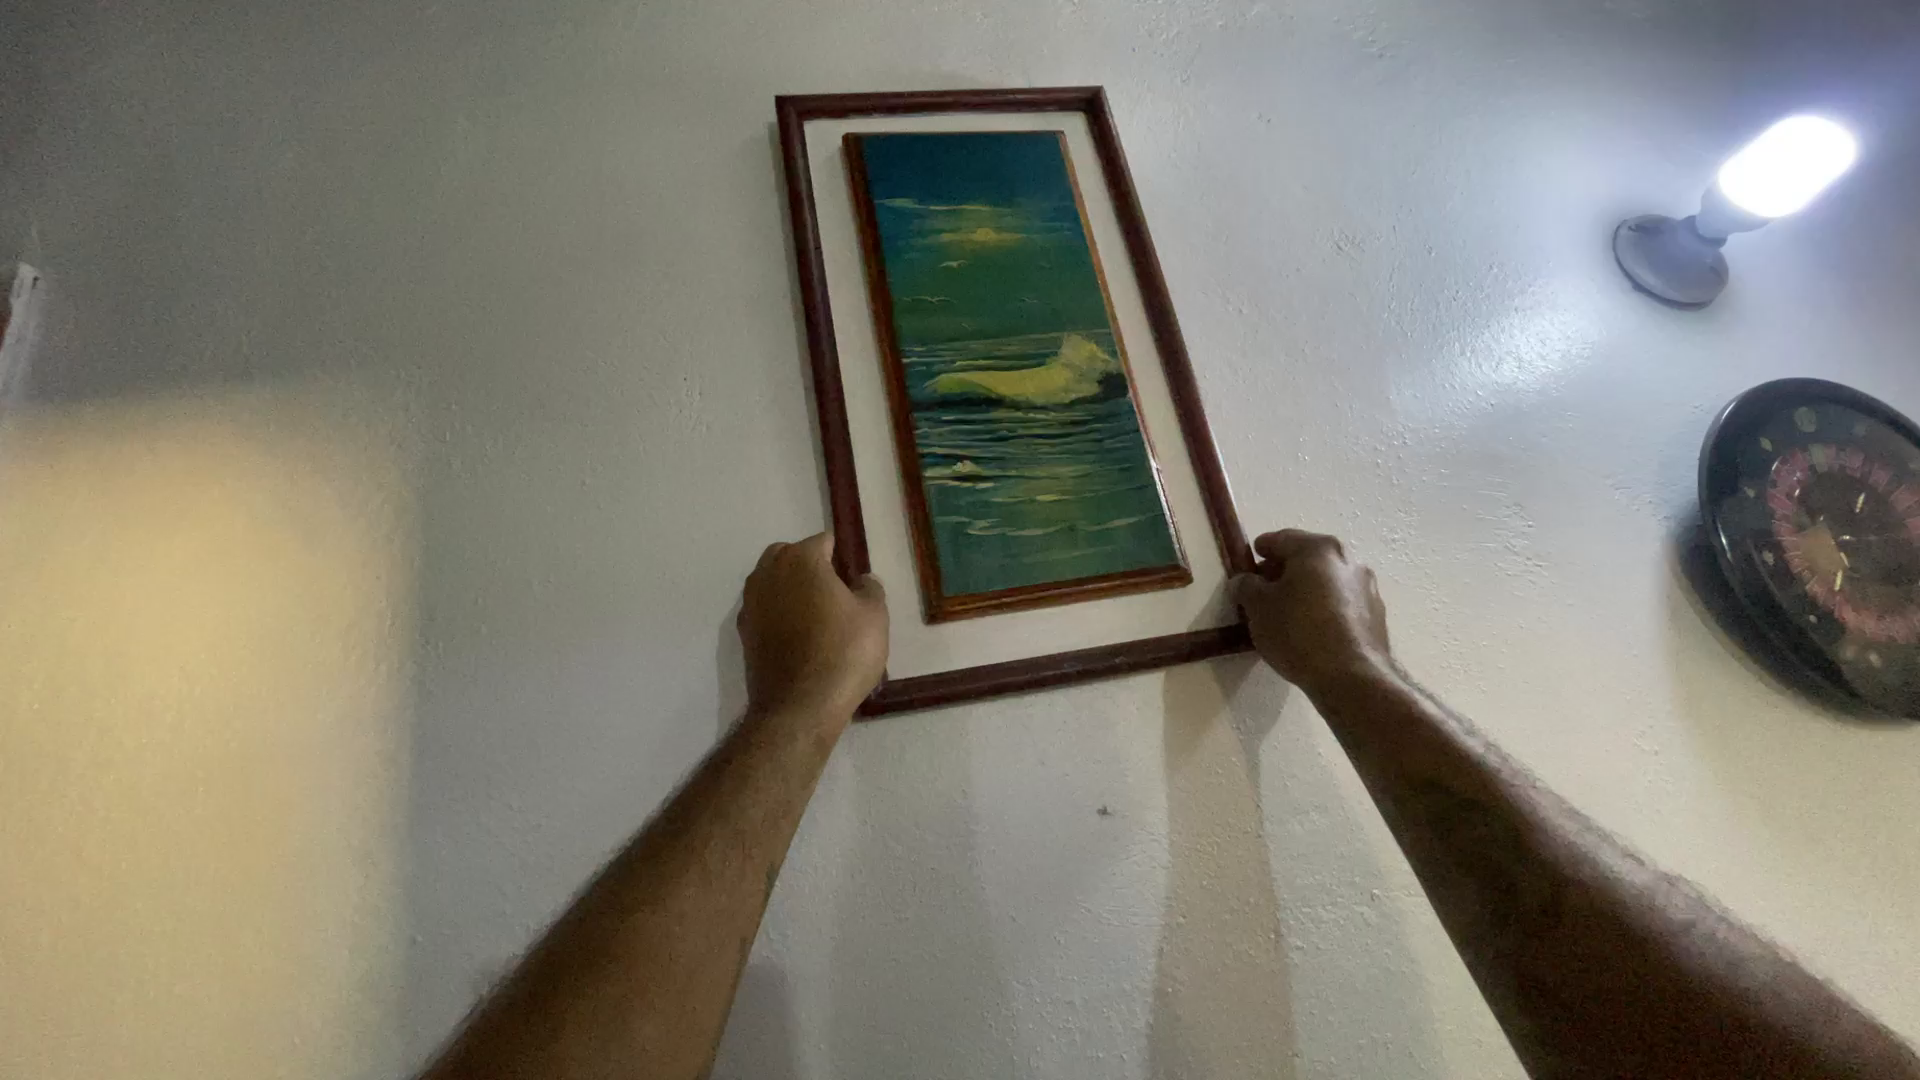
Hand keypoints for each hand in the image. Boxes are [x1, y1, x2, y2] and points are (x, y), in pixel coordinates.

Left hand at [738, 532, 888, 723]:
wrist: (799, 707)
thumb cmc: (843, 653)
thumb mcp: (874, 616)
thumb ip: (869, 588)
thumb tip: (860, 580)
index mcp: (800, 560)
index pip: (823, 541)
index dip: (842, 556)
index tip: (855, 579)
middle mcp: (768, 573)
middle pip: (789, 555)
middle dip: (810, 566)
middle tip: (835, 592)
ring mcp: (750, 603)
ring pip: (772, 581)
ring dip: (791, 589)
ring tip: (818, 616)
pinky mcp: (744, 633)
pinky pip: (765, 610)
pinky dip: (779, 614)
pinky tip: (799, 637)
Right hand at [1231, 530, 1393, 695]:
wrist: (1351, 677)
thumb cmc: (1297, 632)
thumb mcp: (1257, 607)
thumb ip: (1246, 586)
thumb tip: (1245, 581)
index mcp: (1318, 549)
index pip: (1281, 539)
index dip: (1260, 549)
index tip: (1248, 563)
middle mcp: (1348, 560)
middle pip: (1307, 558)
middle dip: (1283, 570)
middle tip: (1263, 590)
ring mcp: (1367, 588)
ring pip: (1326, 580)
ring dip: (1305, 589)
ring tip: (1286, 613)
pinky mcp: (1376, 615)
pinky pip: (1340, 602)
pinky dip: (1323, 607)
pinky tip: (1310, 630)